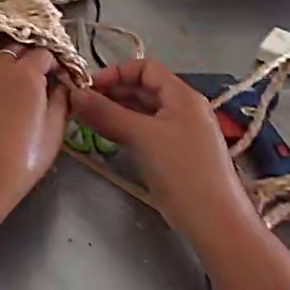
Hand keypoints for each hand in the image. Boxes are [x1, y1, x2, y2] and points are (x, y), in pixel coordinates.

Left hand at [0, 46, 68, 221]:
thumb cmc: (24, 156)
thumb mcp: (55, 129)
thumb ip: (61, 98)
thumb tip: (61, 82)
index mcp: (27, 72)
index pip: (45, 53)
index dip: (54, 64)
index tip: (57, 77)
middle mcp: (0, 63)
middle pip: (18, 46)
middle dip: (29, 57)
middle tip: (36, 77)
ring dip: (5, 56)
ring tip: (11, 74)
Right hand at [68, 59, 252, 227]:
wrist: (214, 221)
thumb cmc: (182, 169)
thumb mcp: (142, 136)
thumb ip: (106, 113)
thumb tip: (75, 94)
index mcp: (182, 96)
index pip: (145, 68)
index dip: (116, 72)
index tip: (89, 85)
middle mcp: (181, 109)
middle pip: (142, 89)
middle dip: (111, 92)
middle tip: (81, 103)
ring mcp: (178, 132)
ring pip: (141, 111)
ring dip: (114, 110)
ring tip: (86, 117)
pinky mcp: (172, 154)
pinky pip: (143, 131)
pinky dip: (122, 128)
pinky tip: (104, 134)